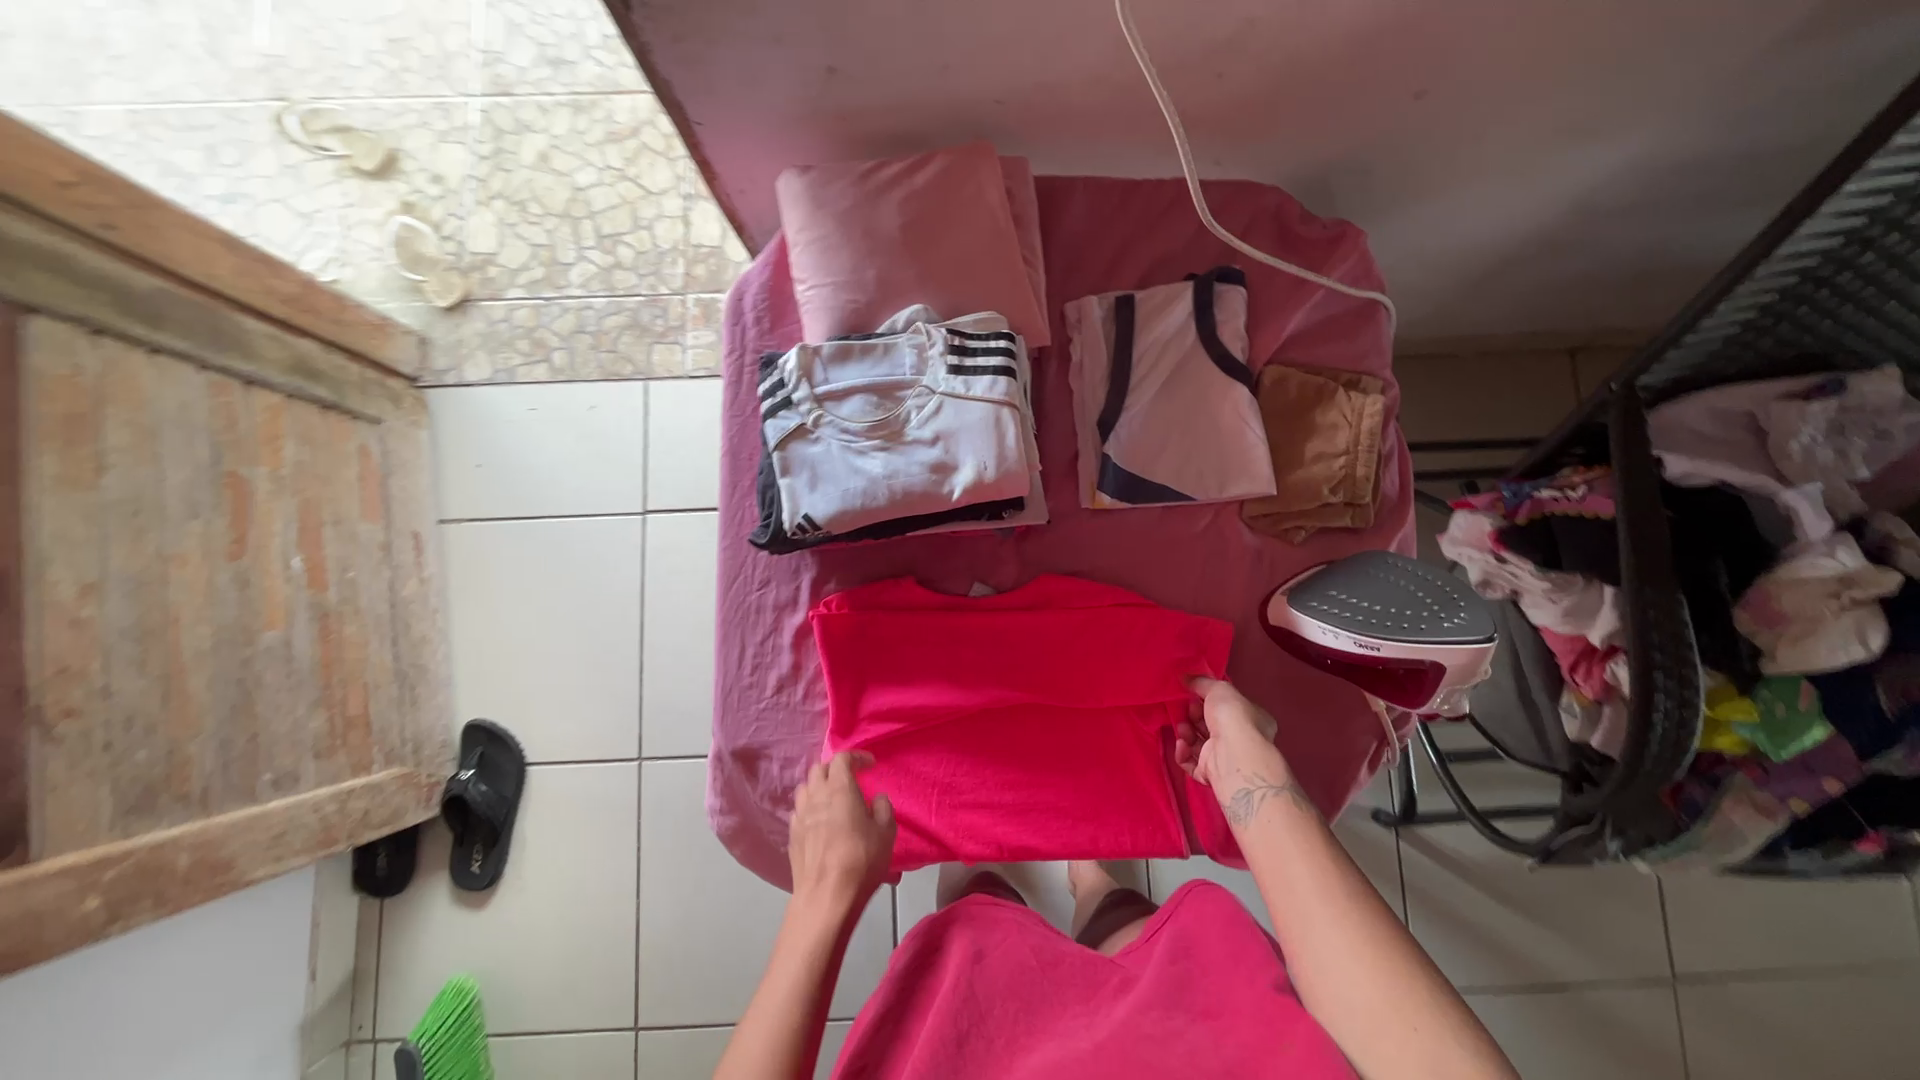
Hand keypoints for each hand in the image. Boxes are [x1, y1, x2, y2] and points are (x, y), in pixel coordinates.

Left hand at [788, 751, 896, 911]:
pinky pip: (799, 812)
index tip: (870, 765)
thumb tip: (876, 799)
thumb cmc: (861, 860)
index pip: (842, 758)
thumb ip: (883, 808)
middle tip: (850, 780)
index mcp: (839, 789)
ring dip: (819, 787)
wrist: (826, 896)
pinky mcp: (792, 836)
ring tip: (832, 799)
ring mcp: (800, 816)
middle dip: (835, 769)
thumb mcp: (886, 833)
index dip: (856, 757)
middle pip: (819, 769)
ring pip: (805, 789)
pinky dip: (810, 808)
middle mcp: (816, 796)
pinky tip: (819, 822)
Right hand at [1176, 677, 1317, 827]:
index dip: (1210, 701)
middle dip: (1194, 716)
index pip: (1230, 708)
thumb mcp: (1220, 688)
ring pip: (1200, 744)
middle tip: (1186, 710)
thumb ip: (1202, 682)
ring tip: (1182, 727)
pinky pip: (1192, 763)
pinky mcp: (1211, 774)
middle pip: (1211, 726)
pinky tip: (1182, 745)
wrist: (1232, 753)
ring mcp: (1226, 759)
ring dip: (1187, 733)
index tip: (1194, 695)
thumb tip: (1185, 676)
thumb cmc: (1232, 717)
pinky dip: (1183, 753)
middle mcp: (1241, 740)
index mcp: (1253, 719)